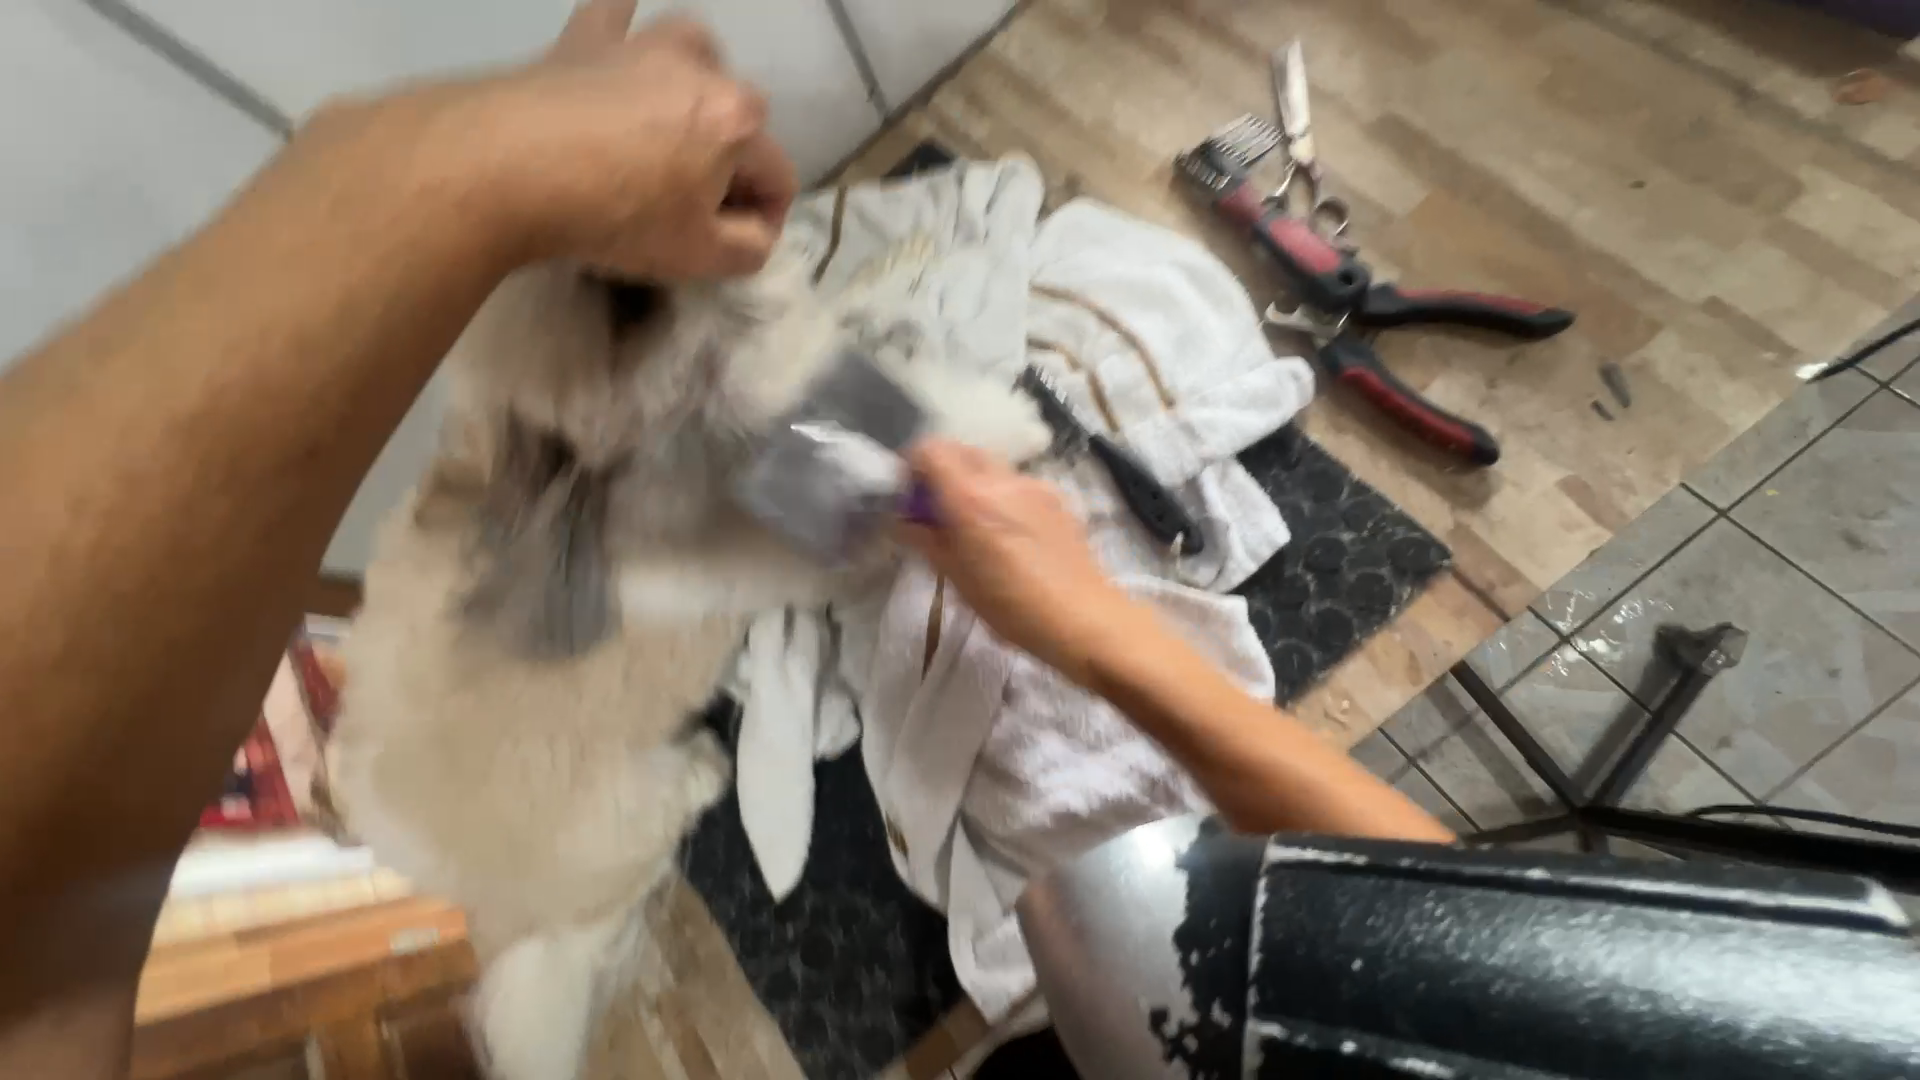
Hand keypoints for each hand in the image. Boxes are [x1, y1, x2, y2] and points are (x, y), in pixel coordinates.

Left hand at [295, 0, 796, 279]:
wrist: (506, 169)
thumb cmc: (620, 217)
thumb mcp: (703, 257)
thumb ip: (751, 249)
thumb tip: (757, 232)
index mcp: (738, 123)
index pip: (780, 177)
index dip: (768, 219)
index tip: (739, 246)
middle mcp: (700, 69)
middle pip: (744, 118)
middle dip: (736, 160)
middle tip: (700, 203)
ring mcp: (639, 44)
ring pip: (696, 48)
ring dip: (702, 82)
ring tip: (680, 122)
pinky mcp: (583, 38)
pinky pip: (613, 10)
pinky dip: (623, 22)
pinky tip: (624, 31)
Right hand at [897, 440, 1156, 685]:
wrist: (1083, 619)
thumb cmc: (1012, 608)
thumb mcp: (957, 579)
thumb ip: (926, 541)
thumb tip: (903, 521)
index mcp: (970, 498)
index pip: (930, 449)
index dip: (912, 465)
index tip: (910, 495)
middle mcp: (1002, 480)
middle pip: (961, 450)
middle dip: (942, 472)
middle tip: (936, 510)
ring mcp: (1034, 486)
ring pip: (991, 466)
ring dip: (972, 483)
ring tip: (973, 525)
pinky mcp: (1057, 498)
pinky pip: (1017, 484)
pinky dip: (1001, 495)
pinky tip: (1008, 534)